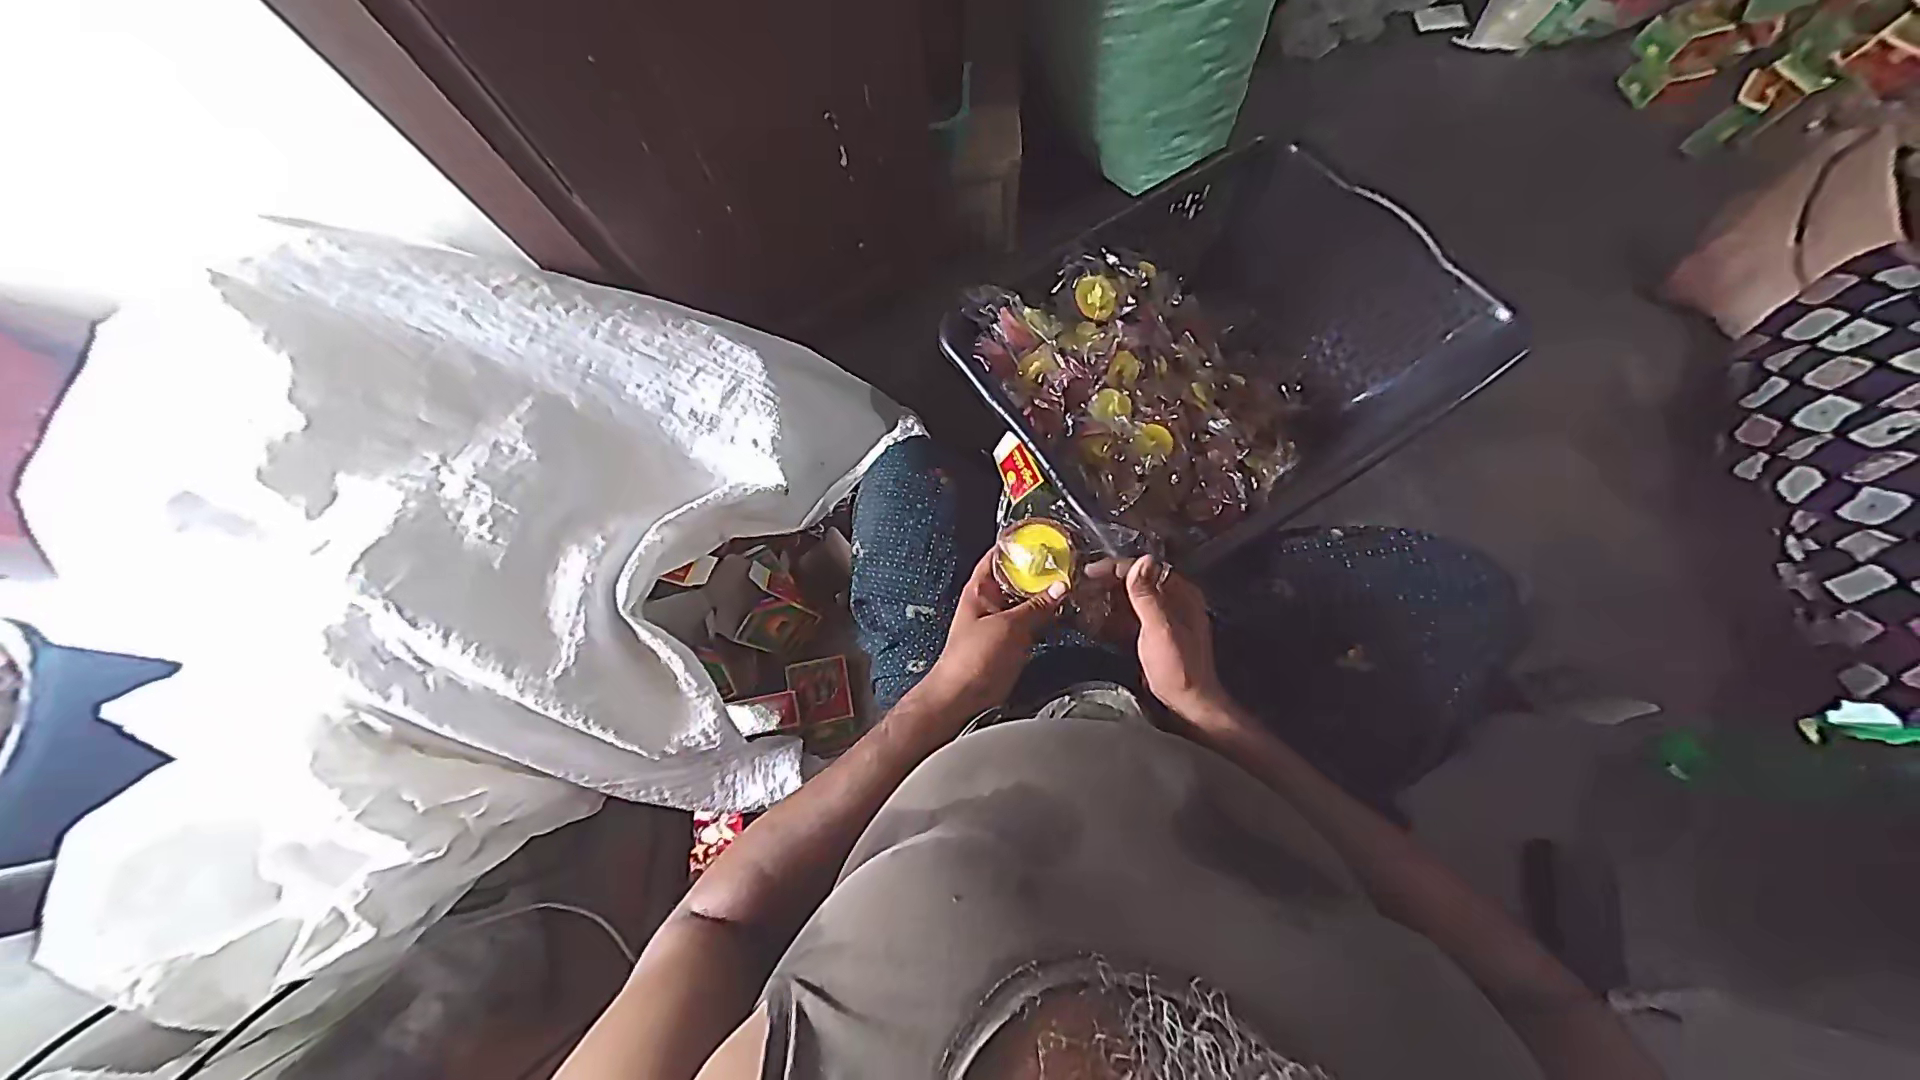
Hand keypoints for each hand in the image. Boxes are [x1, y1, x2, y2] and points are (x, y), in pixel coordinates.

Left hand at [906, 550, 1065, 720]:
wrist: (963, 696)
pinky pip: (1035, 619)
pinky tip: (1070, 607)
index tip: (1043, 533)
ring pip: (1029, 598)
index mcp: (980, 589)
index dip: (1017, 543)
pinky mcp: (1015, 638)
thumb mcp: (1007, 627)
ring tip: (1076, 578)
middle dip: (1041, 568)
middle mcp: (992, 600)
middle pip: (1018, 576)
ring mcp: (1004, 619)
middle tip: (1070, 557)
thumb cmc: (975, 656)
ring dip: (1048, 592)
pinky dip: (1050, 613)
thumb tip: (1062, 586)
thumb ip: (1035, 607)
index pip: (998, 556)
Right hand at [1087, 555, 1227, 721]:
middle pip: (1136, 580)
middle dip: (1108, 582)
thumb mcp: (1160, 629)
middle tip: (1081, 586)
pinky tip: (1096, 617)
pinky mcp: (1155, 632)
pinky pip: (1131, 614)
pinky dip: (1113, 613)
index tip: (1089, 572)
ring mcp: (1165, 616)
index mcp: (1181, 594)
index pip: (1144, 569)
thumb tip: (1141, 560)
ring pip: (1131, 597)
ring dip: (1108, 597)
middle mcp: (1174, 600)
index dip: (1114, 568)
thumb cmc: (1178, 668)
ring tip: (1083, 598)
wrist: (1189, 703)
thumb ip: (1148, 595)